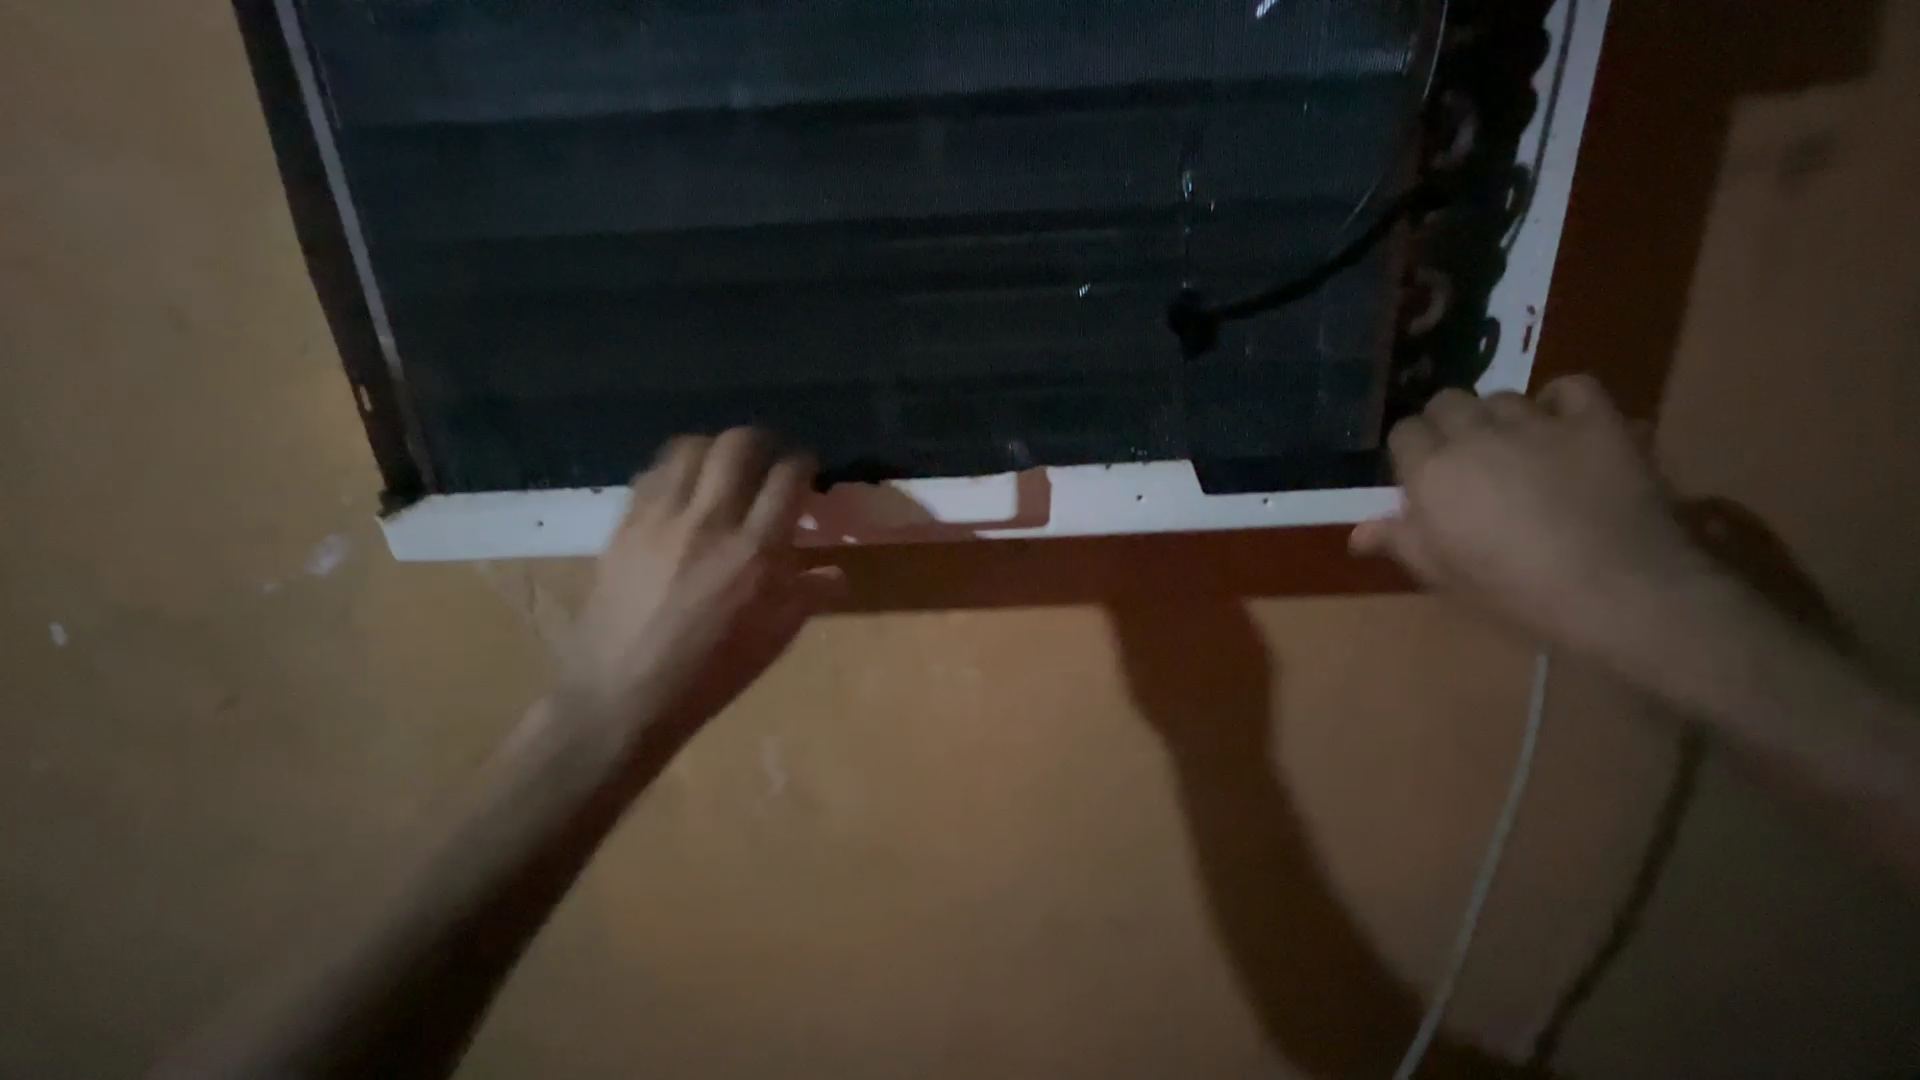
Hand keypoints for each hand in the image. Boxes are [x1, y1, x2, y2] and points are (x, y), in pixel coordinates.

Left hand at [553, 429, 842, 754]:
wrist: (623, 695)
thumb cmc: (710, 674)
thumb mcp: (774, 639)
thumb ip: (810, 595)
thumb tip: (839, 573)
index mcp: (756, 552)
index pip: (788, 477)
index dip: (803, 463)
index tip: (806, 469)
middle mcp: (710, 521)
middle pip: (738, 445)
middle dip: (762, 441)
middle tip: (769, 457)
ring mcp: (661, 518)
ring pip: (691, 448)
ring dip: (716, 448)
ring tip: (724, 466)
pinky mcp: (624, 524)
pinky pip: (653, 474)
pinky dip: (676, 470)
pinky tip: (682, 490)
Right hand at [1351, 376, 1715, 656]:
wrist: (1615, 592)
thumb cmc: (1513, 591)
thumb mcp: (1443, 575)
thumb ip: (1400, 540)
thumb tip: (1358, 531)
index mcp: (1431, 471)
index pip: (1403, 432)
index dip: (1410, 452)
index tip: (1421, 477)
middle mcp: (1476, 435)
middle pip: (1447, 402)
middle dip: (1447, 425)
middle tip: (1464, 460)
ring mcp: (1537, 424)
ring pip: (1502, 397)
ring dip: (1499, 418)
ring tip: (1513, 448)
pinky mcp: (1595, 423)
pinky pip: (1571, 387)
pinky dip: (1561, 399)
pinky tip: (1561, 423)